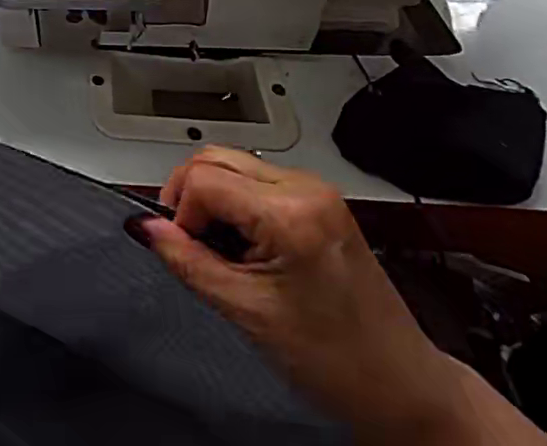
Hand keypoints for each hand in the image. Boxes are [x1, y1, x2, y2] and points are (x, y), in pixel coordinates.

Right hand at [129, 148, 546, 445]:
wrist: (403, 388)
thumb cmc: (338, 359)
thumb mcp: (243, 309)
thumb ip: (184, 259)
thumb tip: (143, 225)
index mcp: (292, 213)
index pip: (201, 179)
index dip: (181, 214)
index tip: (187, 250)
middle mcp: (307, 189)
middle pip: (212, 159)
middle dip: (190, 197)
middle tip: (192, 243)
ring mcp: (316, 191)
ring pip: (229, 164)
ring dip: (210, 197)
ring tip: (221, 247)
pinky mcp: (317, 200)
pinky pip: (252, 178)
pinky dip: (232, 201)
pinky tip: (242, 241)